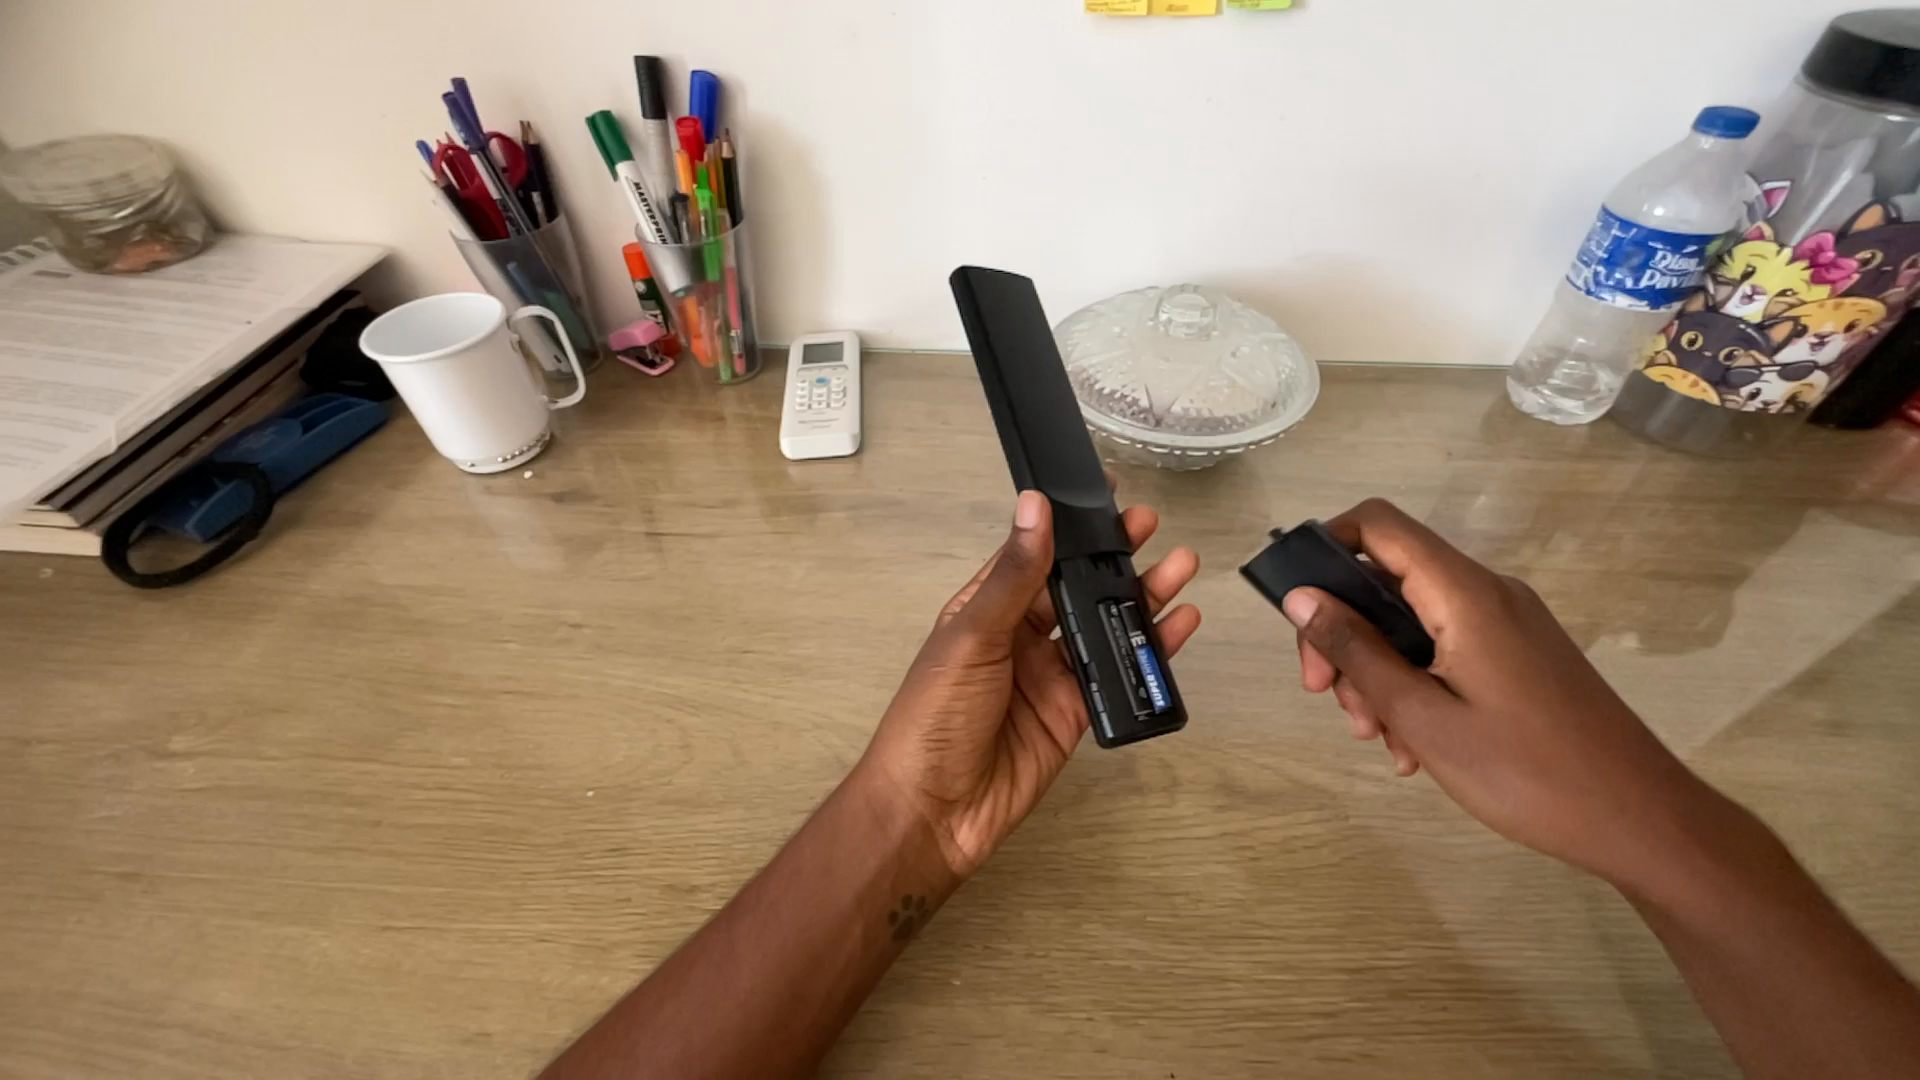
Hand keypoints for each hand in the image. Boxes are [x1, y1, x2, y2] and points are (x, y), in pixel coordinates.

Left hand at [859, 489, 1201, 880]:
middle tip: (1150, 524)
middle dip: (1111, 555)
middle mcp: (1020, 635)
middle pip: (1075, 585)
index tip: (1103, 493)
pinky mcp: (1076, 712)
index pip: (1032, 552)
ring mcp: (1051, 674)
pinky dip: (1150, 650)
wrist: (936, 811)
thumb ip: (1012, 576)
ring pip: (1102, 625)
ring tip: (1180, 565)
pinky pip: (1117, 673)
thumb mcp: (972, 637)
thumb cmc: (936, 715)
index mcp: (986, 608)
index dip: (1066, 524)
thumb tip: (1033, 505)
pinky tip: (1180, 625)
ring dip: (1140, 597)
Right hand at [1286, 499, 1713, 886]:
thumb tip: (1300, 597)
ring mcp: (1502, 624)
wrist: (1648, 826)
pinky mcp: (1513, 653)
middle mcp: (1484, 593)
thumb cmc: (1527, 772)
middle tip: (1325, 693)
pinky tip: (1409, 744)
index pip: (1376, 526)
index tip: (1298, 607)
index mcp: (1462, 594)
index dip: (1325, 546)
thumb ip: (1355, 649)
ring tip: (1376, 736)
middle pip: (1382, 580)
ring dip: (1373, 670)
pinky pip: (1439, 648)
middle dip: (1340, 633)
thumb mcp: (1420, 715)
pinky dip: (1409, 683)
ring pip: (1406, 621)